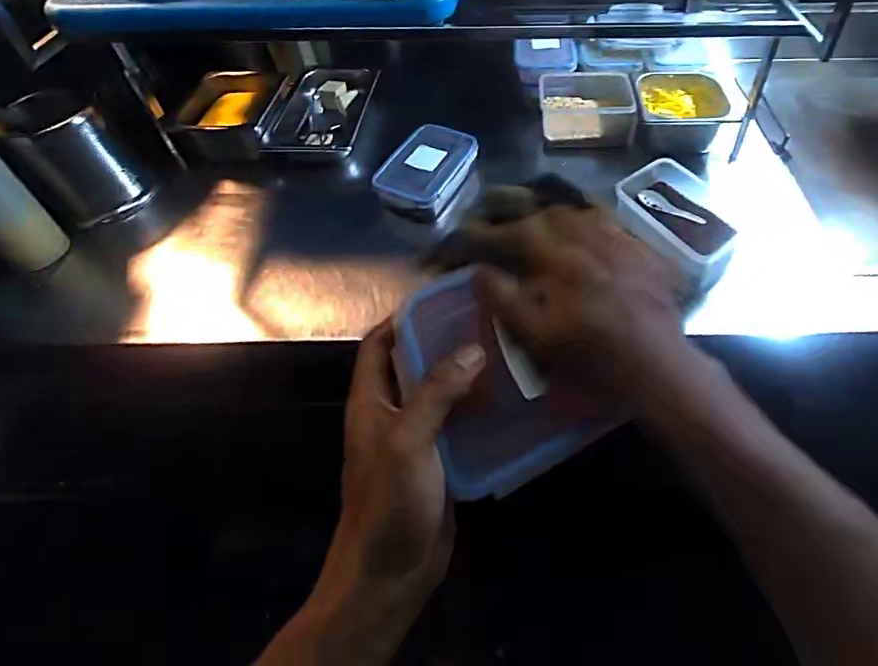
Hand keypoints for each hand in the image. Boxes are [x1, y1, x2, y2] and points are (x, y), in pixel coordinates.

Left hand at [262, 320, 484, 664]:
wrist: (390, 576)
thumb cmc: (388, 503)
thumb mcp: (407, 440)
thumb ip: (436, 392)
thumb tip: (472, 350)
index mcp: (370, 400)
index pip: (378, 344)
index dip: (402, 318)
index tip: (440, 301)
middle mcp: (390, 412)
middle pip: (413, 364)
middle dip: (442, 341)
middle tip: (482, 321)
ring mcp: (415, 438)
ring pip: (439, 393)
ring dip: (464, 374)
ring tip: (501, 350)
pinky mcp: (439, 461)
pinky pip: (457, 424)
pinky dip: (477, 408)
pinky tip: (507, 398)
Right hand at [466, 205, 696, 406]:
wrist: (656, 366)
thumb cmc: (591, 357)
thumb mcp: (538, 338)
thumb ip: (506, 300)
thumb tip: (480, 271)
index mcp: (561, 259)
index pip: (521, 231)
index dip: (496, 230)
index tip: (477, 233)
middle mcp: (591, 241)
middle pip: (554, 213)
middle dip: (530, 217)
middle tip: (516, 228)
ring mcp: (622, 243)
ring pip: (586, 214)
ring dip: (563, 216)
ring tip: (552, 226)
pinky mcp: (647, 252)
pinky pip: (617, 225)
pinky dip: (598, 224)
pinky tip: (595, 236)